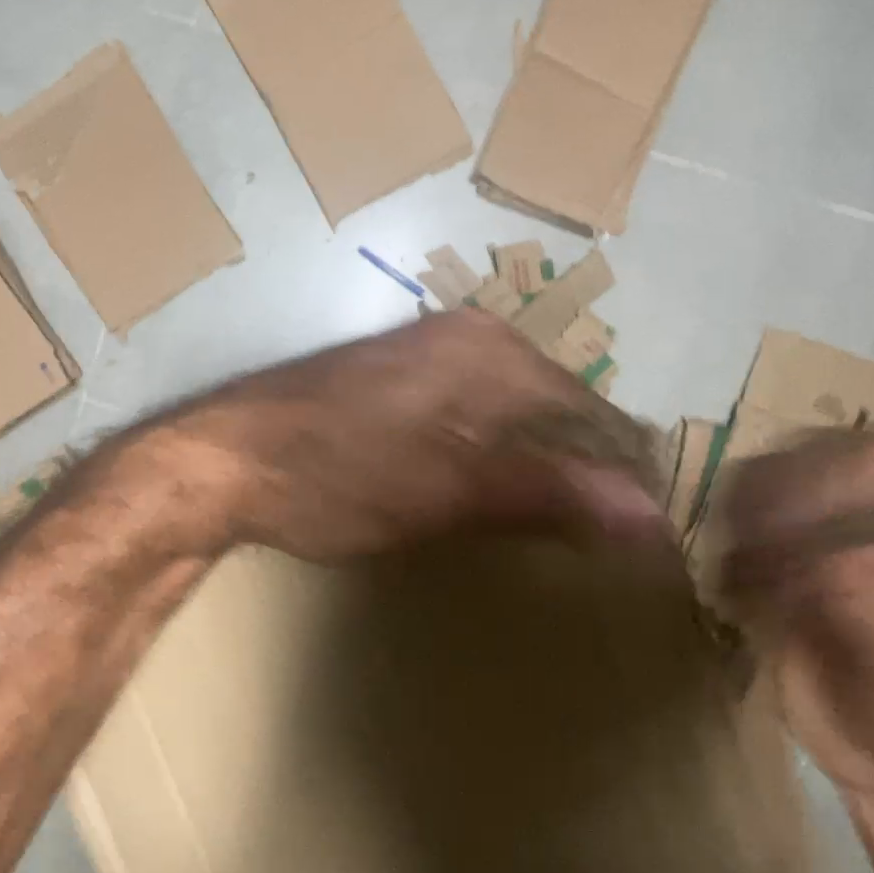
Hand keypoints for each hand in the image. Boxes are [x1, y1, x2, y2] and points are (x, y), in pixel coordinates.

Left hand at [128, 311, 665, 565]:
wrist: (221, 460)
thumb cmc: (336, 476)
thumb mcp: (447, 495)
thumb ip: (549, 495)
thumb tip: (652, 513)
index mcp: (491, 351)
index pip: (593, 410)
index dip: (622, 472)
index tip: (643, 532)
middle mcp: (465, 336)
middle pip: (555, 404)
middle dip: (580, 466)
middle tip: (604, 536)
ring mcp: (424, 351)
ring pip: (513, 408)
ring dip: (536, 460)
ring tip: (558, 521)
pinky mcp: (393, 375)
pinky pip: (472, 409)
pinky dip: (492, 450)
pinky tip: (490, 488)